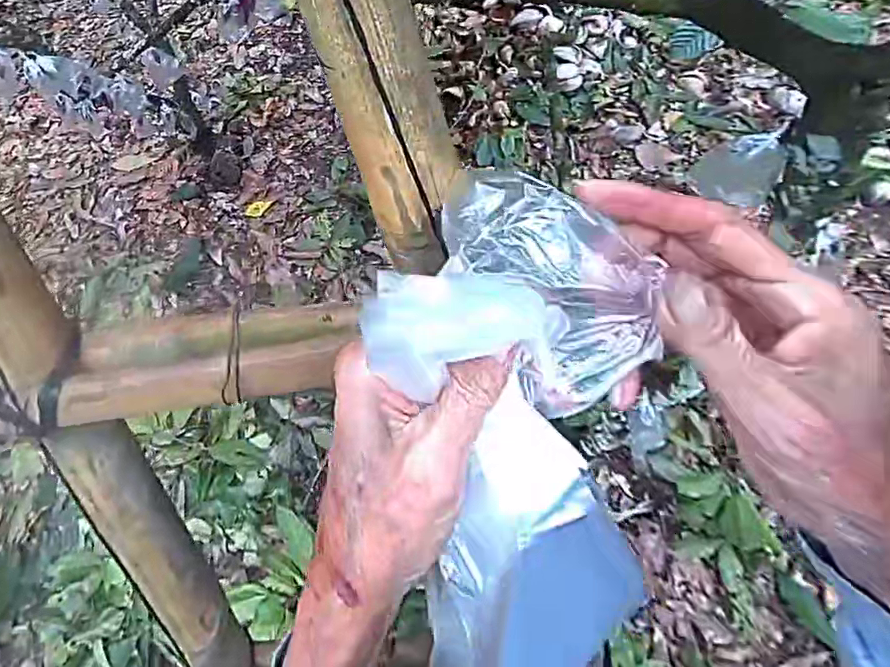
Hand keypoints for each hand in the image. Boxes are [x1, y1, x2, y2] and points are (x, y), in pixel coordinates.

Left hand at [286, 341, 509, 666]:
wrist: (361, 577)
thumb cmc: (384, 526)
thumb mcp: (436, 457)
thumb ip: (470, 394)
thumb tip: (504, 341)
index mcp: (365, 366)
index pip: (426, 318)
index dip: (474, 315)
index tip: (517, 312)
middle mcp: (370, 367)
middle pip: (432, 333)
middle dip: (480, 336)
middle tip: (529, 330)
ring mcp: (382, 387)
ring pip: (439, 358)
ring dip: (478, 360)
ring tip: (523, 352)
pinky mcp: (397, 408)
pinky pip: (438, 381)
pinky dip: (468, 383)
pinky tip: (499, 383)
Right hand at [578, 182, 889, 660]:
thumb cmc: (849, 473)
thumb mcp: (772, 405)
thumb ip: (713, 337)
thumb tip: (665, 277)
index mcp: (804, 298)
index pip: (718, 232)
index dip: (653, 206)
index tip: (596, 194)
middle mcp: (780, 302)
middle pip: (697, 252)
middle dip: (638, 246)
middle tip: (586, 252)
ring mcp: (761, 329)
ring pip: (687, 288)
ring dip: (640, 293)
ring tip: (598, 299)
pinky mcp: (745, 355)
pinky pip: (689, 329)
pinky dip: (655, 338)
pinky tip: (630, 371)